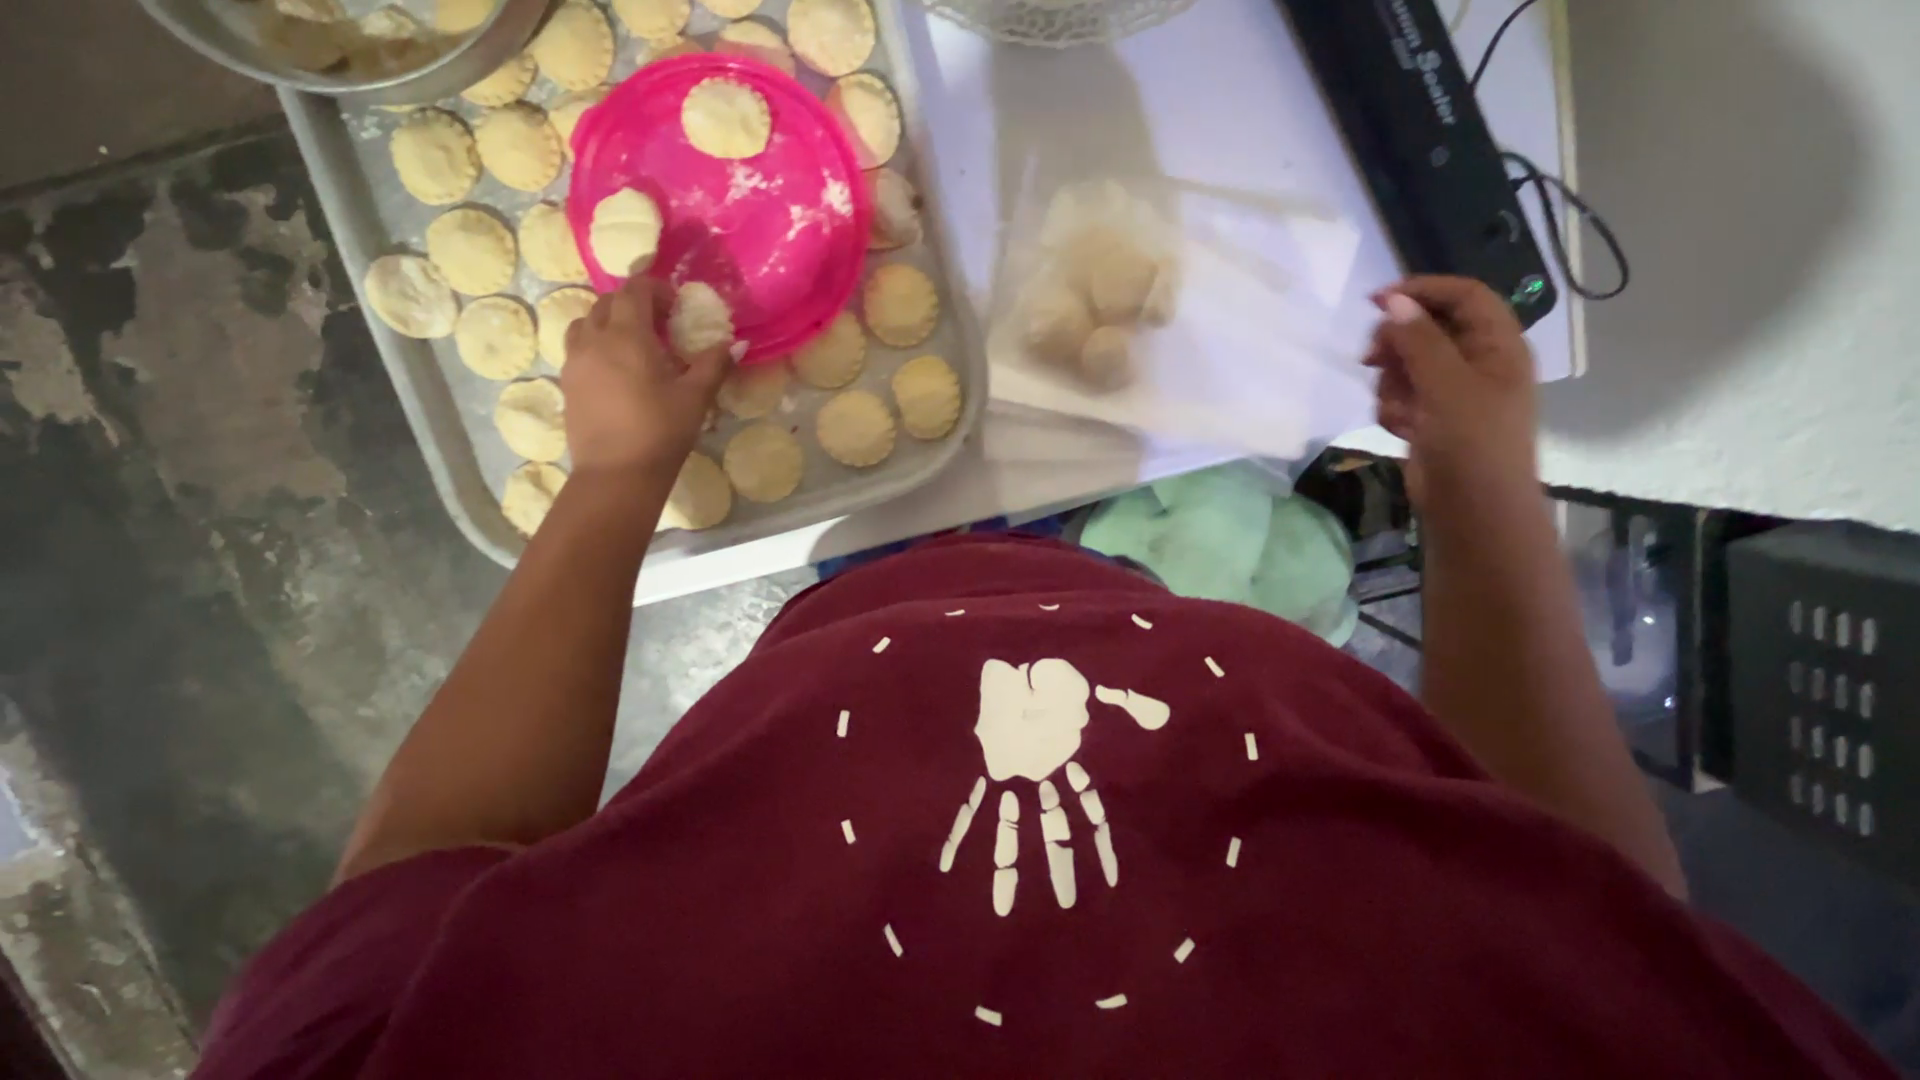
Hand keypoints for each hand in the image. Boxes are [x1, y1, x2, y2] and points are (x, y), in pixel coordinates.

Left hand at [562, 275, 729, 475]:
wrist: (616, 474)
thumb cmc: (661, 432)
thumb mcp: (695, 397)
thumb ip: (714, 364)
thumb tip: (736, 344)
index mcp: (627, 335)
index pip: (635, 290)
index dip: (656, 288)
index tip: (677, 303)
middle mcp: (594, 339)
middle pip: (608, 302)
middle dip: (634, 303)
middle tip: (660, 324)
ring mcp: (575, 362)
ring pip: (586, 323)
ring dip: (610, 322)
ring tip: (633, 344)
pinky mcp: (567, 383)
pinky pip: (578, 348)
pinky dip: (597, 345)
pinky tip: (617, 370)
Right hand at [1364, 276, 1537, 508]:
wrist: (1472, 509)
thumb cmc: (1472, 442)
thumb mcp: (1446, 384)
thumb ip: (1419, 340)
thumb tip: (1394, 302)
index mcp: (1498, 345)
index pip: (1464, 296)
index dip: (1423, 290)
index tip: (1376, 300)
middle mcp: (1477, 363)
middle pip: (1428, 328)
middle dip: (1397, 342)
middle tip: (1371, 357)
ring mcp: (1452, 393)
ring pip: (1407, 364)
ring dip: (1392, 382)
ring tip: (1398, 408)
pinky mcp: (1430, 419)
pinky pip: (1400, 396)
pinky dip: (1394, 409)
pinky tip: (1401, 429)